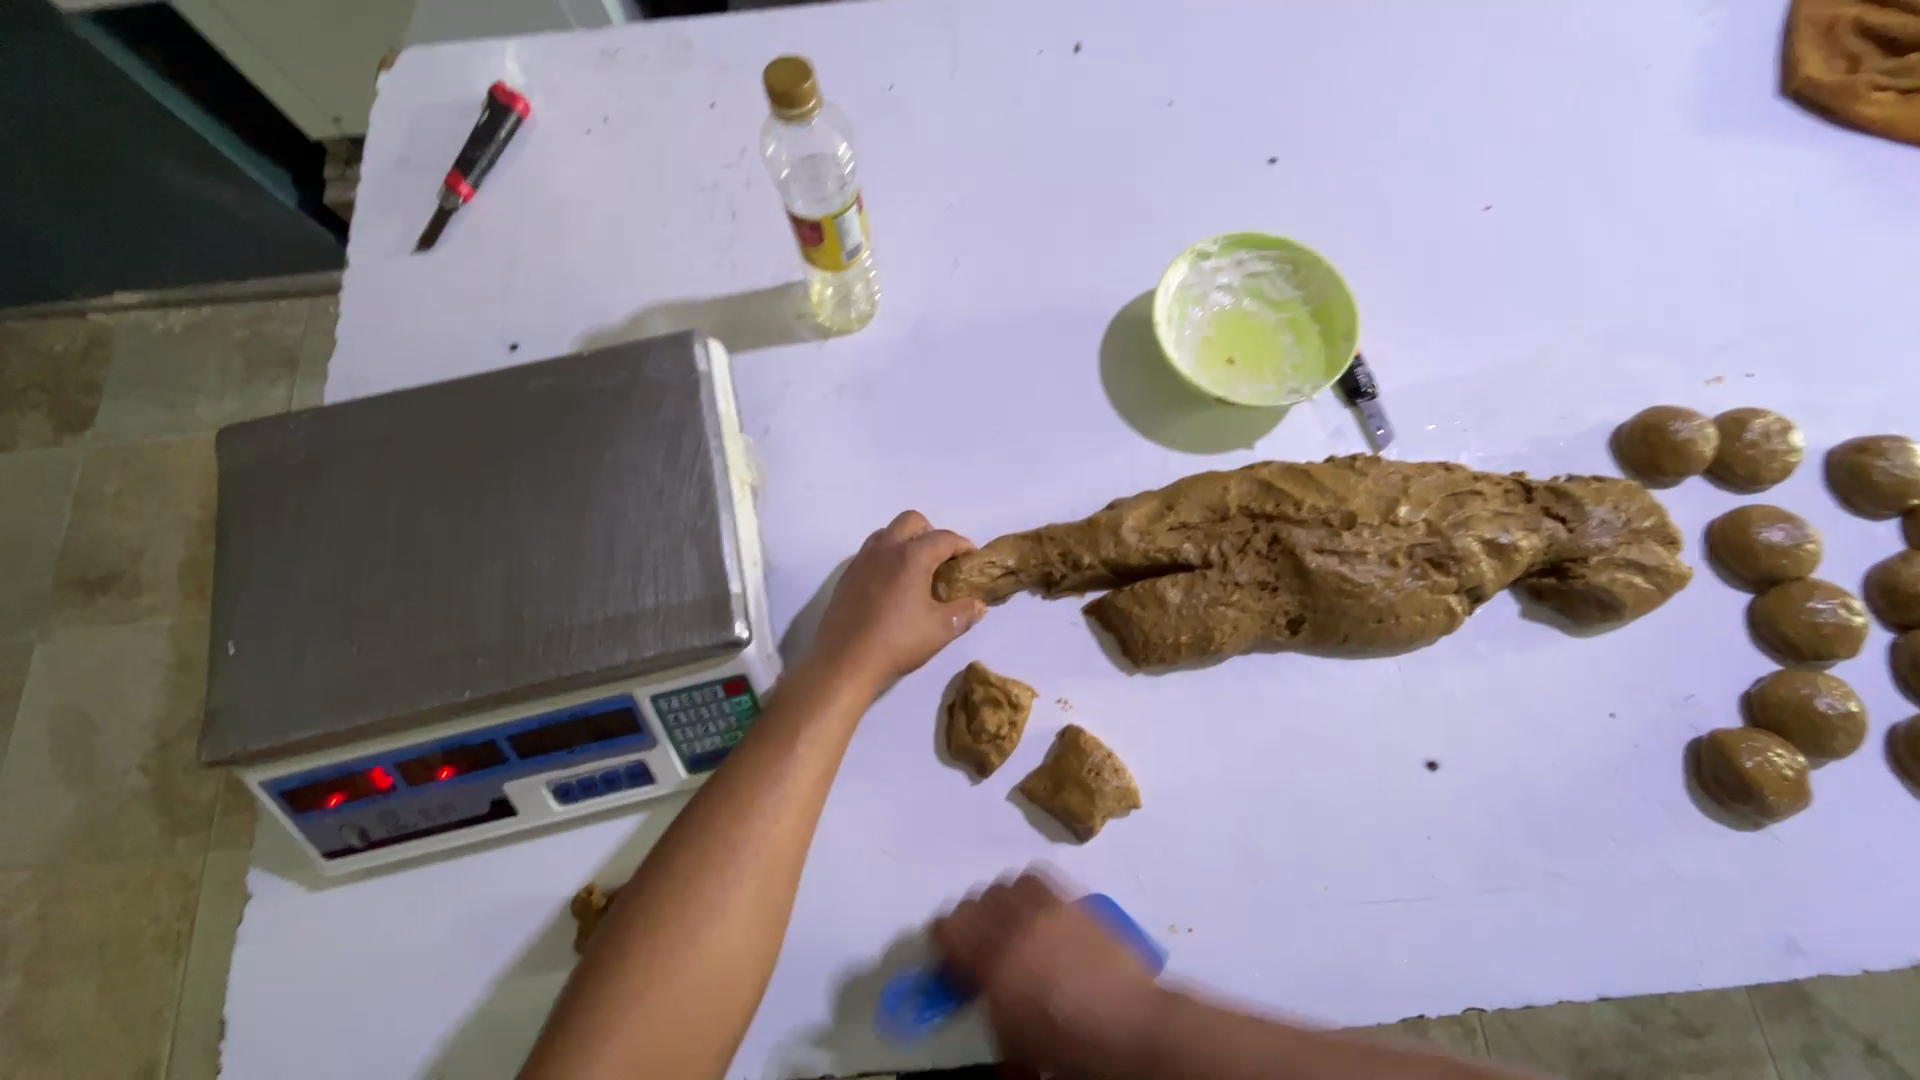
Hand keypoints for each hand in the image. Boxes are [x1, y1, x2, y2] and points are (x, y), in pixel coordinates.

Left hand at [803, 511, 986, 692]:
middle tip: (941, 559)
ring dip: (905, 542)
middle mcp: (885, 549)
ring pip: (887, 533)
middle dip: (931, 533)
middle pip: (911, 521)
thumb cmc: (897, 641)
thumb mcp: (941, 630)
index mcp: (911, 556)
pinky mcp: (846, 576)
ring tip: (916, 570)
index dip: (963, 545)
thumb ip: (964, 612)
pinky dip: (886, 558)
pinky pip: (870, 553)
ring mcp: (862, 560)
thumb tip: (978, 605)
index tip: (972, 559)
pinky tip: (892, 586)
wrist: (845, 661)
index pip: (944, 538)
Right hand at [932, 872, 1161, 1076]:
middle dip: (970, 922)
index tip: (950, 956)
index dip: (943, 940)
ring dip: (998, 903)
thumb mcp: (1011, 1036)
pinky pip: (1036, 877)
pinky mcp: (1072, 899)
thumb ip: (985, 1000)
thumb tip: (973, 983)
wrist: (1128, 1023)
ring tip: (1008, 923)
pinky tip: (1034, 910)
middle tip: (978, 944)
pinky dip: (1026, 889)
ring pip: (1003, 885)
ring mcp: (1045, 907)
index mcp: (992, 962)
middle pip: (972, 902)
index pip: (947, 928)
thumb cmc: (1067, 1042)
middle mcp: (1014, 926)